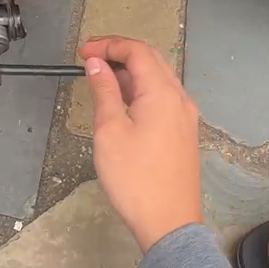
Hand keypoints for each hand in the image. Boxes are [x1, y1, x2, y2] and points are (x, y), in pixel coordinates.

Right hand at [79, 36, 202, 251]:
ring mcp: (185, 115)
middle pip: (152, 59)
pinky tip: (123, 100)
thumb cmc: (134, 178)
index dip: (108, 45)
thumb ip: (104, 90)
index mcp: (162, 92)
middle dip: (120, 52)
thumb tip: (96, 63)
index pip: (137, 51)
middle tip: (90, 57)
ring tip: (101, 77)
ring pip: (159, 77)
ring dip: (131, 70)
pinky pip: (164, 96)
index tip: (82, 51)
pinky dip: (141, 88)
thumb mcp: (110, 130)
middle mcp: (180, 98)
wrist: (169, 223)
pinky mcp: (184, 131)